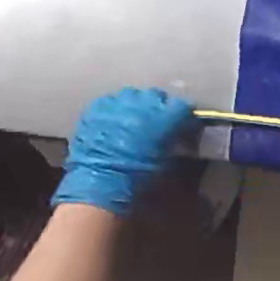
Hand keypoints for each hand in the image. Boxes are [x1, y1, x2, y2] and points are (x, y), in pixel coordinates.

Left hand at [52, 87, 195, 215]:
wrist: (98, 184)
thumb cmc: (139, 179)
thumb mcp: (167, 163)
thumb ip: (175, 143)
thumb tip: (178, 138)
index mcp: (164, 117)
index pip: (182, 106)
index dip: (184, 117)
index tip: (183, 126)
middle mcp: (142, 103)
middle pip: (157, 96)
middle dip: (160, 108)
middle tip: (158, 124)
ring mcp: (117, 103)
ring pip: (133, 95)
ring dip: (137, 105)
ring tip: (135, 122)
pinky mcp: (95, 107)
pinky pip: (111, 102)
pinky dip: (116, 110)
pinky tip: (115, 124)